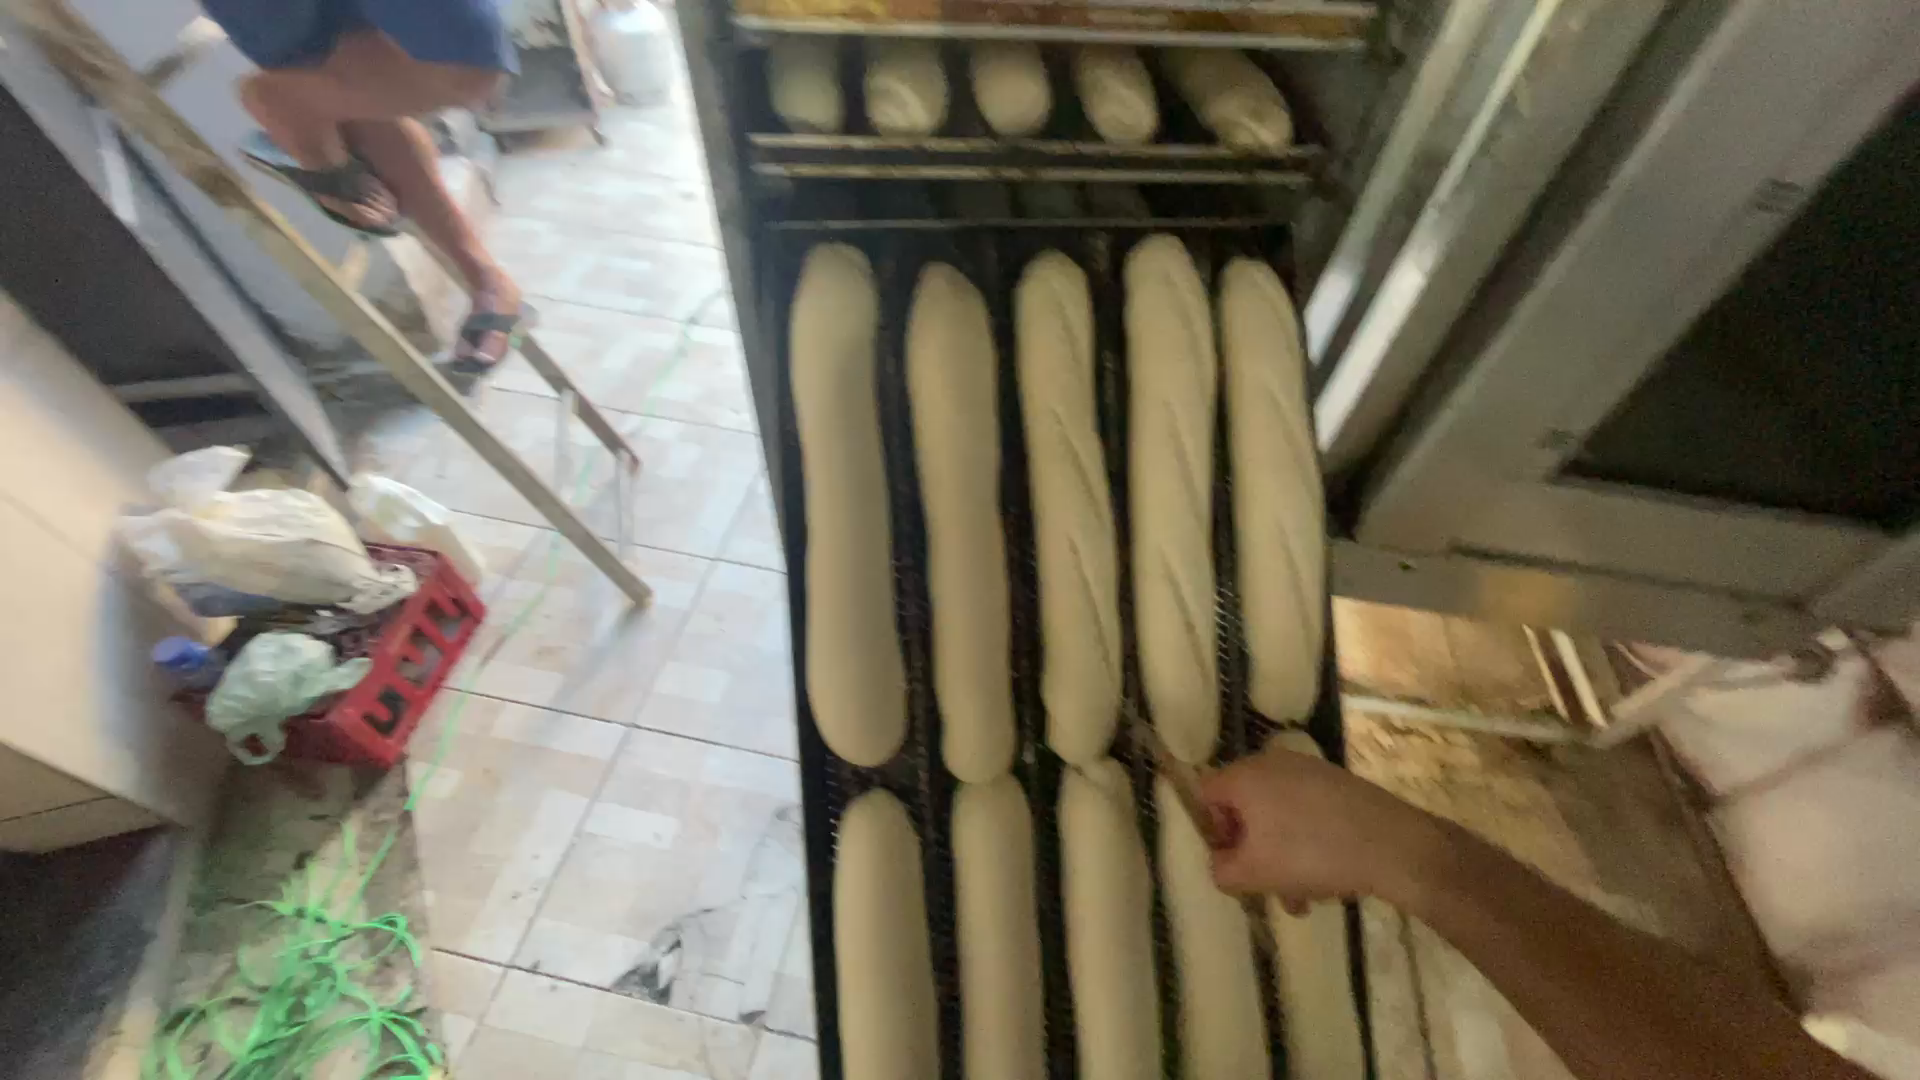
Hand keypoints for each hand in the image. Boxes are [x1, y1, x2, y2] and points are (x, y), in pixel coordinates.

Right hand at [1198, 742, 1443, 908]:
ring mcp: (1306, 768)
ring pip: (1277, 813)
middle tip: (1269, 886)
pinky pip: (1304, 808)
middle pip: (1244, 807)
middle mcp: (1269, 762)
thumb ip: (1222, 871)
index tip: (1234, 861)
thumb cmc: (1311, 854)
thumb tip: (1221, 864)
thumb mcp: (1254, 874)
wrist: (1393, 845)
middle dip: (1252, 850)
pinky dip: (1306, 838)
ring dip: (1280, 853)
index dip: (1212, 831)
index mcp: (1243, 776)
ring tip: (1303, 896)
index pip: (1205, 795)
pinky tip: (1327, 874)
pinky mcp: (1336, 780)